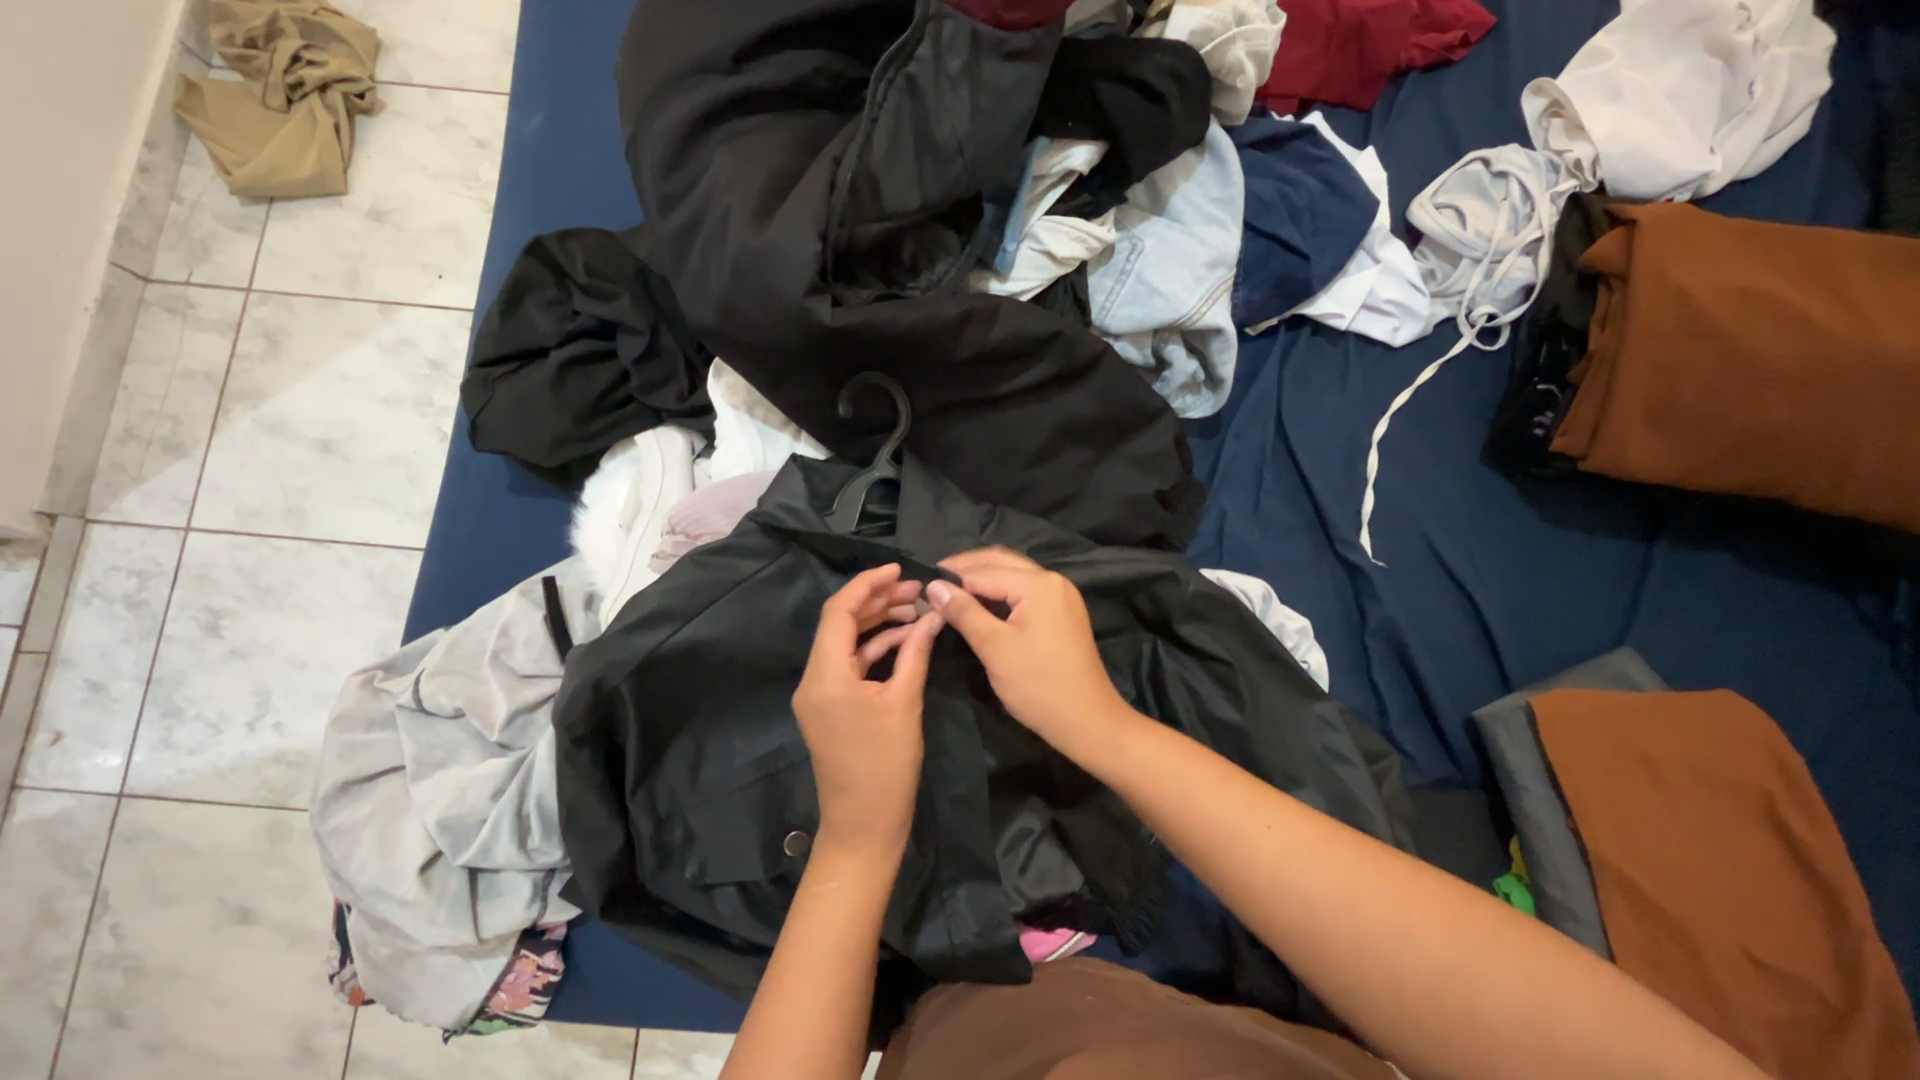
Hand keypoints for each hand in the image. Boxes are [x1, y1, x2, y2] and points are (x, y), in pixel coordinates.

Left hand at [792, 564, 943, 857]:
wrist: (864, 824)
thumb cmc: (886, 765)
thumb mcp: (905, 702)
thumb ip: (915, 652)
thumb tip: (933, 616)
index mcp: (825, 674)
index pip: (838, 611)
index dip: (867, 584)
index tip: (899, 568)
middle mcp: (813, 678)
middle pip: (840, 623)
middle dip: (877, 601)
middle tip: (916, 589)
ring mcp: (818, 694)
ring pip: (845, 643)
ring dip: (877, 623)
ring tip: (916, 610)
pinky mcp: (829, 707)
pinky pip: (848, 665)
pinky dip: (875, 649)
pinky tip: (905, 639)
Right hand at [927, 548, 1132, 757]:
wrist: (1087, 720)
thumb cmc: (1038, 686)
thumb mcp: (994, 647)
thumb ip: (964, 612)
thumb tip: (934, 586)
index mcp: (1038, 584)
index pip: (984, 570)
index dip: (950, 577)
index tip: (919, 586)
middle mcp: (1053, 580)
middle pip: (1000, 562)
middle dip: (965, 569)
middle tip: (932, 584)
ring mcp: (1061, 595)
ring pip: (1013, 574)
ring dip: (982, 578)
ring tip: (950, 592)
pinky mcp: (1062, 612)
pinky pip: (1025, 590)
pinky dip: (1000, 592)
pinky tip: (979, 604)